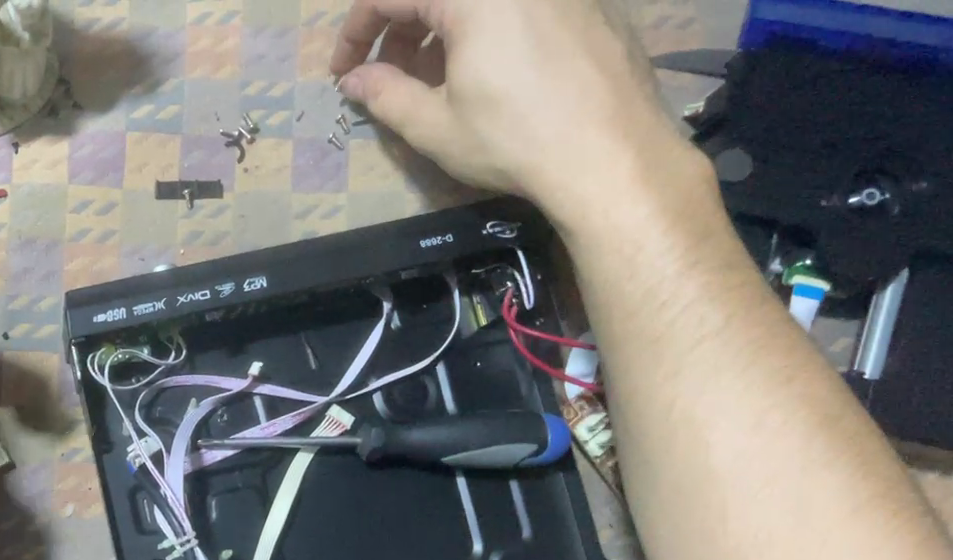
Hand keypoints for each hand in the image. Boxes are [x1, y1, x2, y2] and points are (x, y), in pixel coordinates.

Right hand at [328, 0, 702, 223]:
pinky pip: (516, 4)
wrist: (609, 151)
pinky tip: (482, 74)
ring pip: (474, 0)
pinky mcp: (584, 0)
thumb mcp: (432, 126)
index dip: (356, 32)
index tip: (343, 73)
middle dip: (397, 31)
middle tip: (384, 81)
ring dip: (438, 31)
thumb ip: (385, 94)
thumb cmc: (510, 140)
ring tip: (430, 84)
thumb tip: (354, 80)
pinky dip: (482, 27)